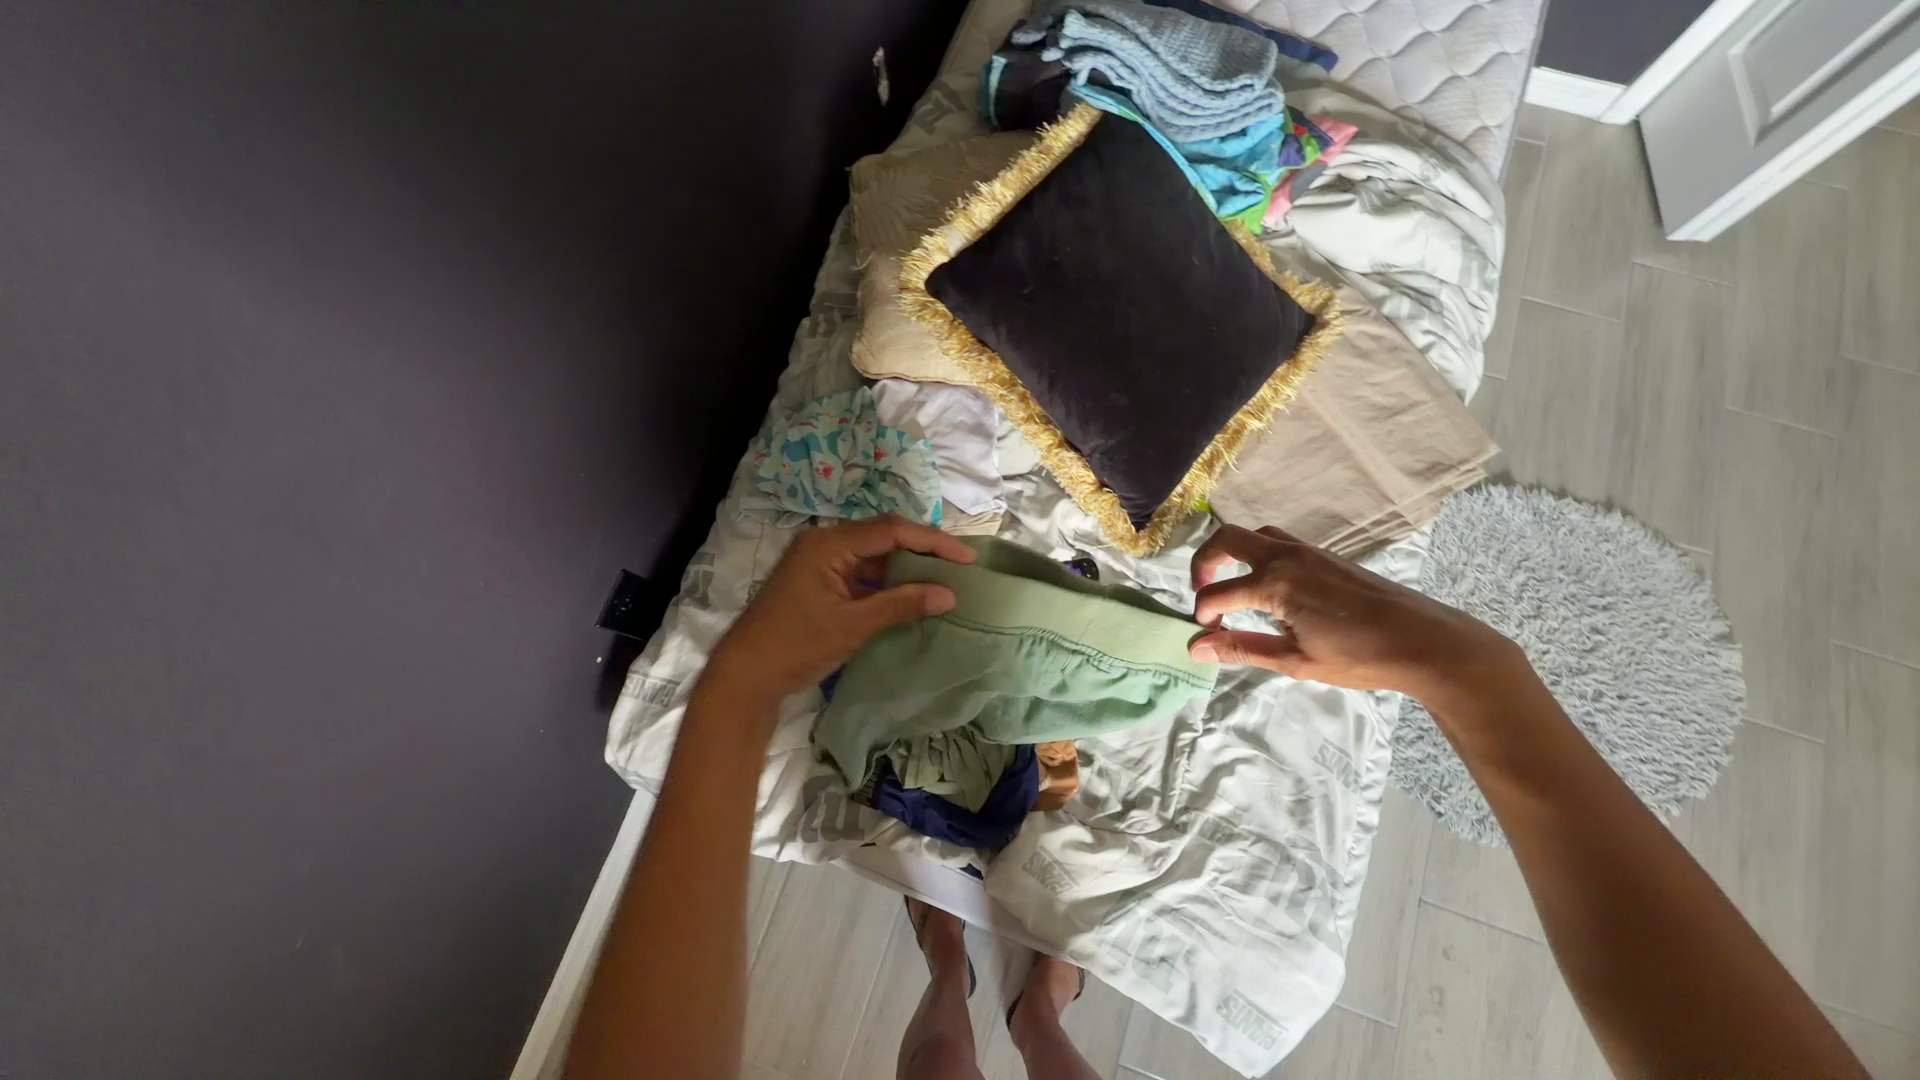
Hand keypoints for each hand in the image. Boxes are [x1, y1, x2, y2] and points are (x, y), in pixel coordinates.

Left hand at [698, 515, 976, 709]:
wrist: (745, 677)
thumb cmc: (796, 647)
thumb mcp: (853, 626)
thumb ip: (901, 604)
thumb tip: (949, 594)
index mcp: (828, 544)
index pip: (891, 530)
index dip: (933, 541)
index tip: (967, 557)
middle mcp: (823, 543)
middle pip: (884, 537)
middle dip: (923, 550)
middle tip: (961, 566)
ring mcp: (819, 562)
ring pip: (874, 556)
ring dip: (907, 567)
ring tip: (944, 580)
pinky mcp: (819, 581)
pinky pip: (861, 573)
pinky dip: (887, 583)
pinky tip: (912, 595)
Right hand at [1187, 524, 1522, 702]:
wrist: (1422, 640)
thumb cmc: (1359, 657)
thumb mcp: (1296, 661)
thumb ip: (1242, 649)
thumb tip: (1197, 647)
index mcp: (1275, 585)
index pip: (1218, 593)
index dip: (1203, 615)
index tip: (1205, 634)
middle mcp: (1286, 558)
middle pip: (1227, 538)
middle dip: (1203, 562)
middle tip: (1201, 591)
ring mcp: (1307, 552)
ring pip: (1254, 534)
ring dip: (1232, 553)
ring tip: (1230, 585)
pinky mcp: (1323, 555)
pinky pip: (1277, 541)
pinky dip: (1257, 554)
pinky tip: (1267, 586)